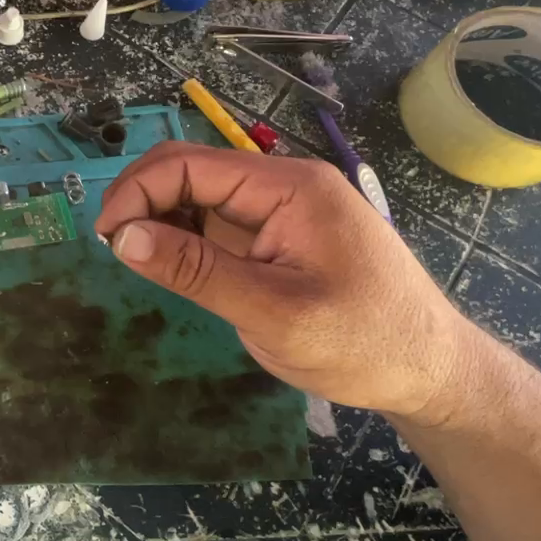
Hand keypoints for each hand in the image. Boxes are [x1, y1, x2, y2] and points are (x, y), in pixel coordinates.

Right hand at [94, 142, 482, 421]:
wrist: (434, 375)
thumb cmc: (365, 345)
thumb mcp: (274, 313)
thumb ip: (195, 271)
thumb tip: (120, 237)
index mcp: (289, 187)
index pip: (190, 166)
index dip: (137, 192)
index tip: (106, 237)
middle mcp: (279, 184)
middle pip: (188, 167)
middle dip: (140, 197)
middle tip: (111, 243)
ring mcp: (275, 207)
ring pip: (194, 190)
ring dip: (155, 214)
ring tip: (131, 253)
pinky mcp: (270, 232)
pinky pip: (209, 216)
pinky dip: (176, 231)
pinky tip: (164, 258)